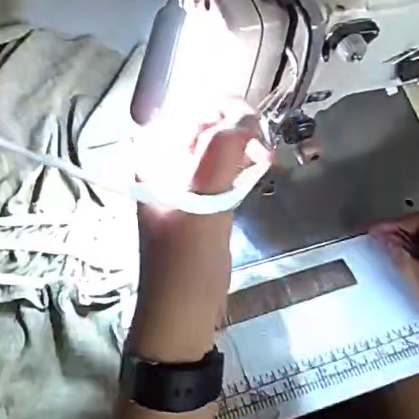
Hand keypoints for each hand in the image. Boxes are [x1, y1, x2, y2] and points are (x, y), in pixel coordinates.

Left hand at [130, 115, 265, 361]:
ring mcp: (183, 179)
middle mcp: (163, 161)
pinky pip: (225, 166)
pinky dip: (244, 164)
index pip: (190, 108)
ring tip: (265, 161)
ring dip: (245, 144)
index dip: (225, 108)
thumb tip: (245, 117)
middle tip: (264, 150)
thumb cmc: (186, 259)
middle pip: (207, 122)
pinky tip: (259, 170)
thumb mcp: (203, 202)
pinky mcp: (201, 197)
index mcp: (152, 155)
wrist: (183, 310)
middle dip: (239, 127)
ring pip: (220, 144)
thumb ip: (221, 152)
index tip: (257, 126)